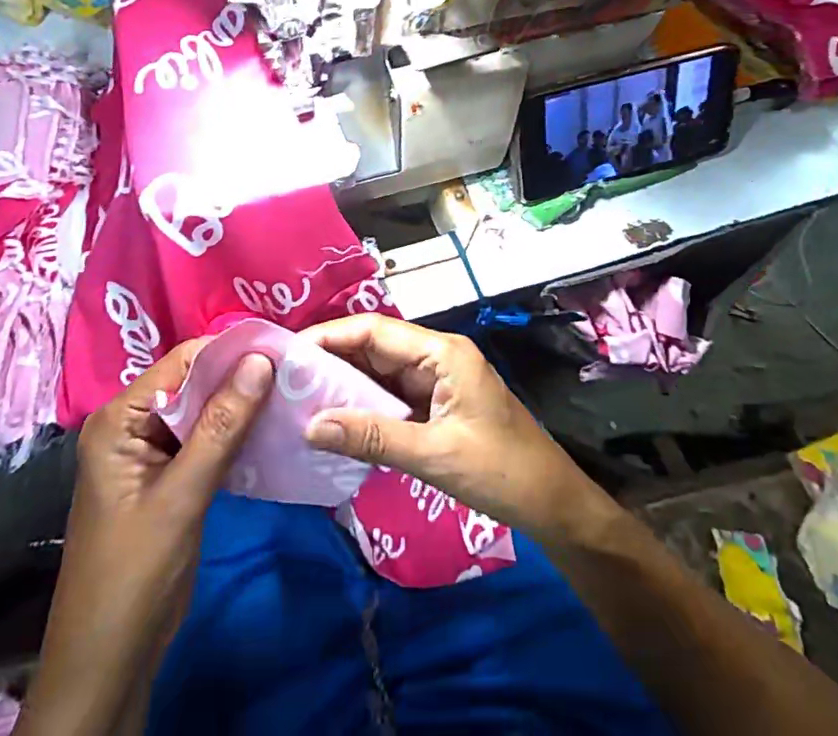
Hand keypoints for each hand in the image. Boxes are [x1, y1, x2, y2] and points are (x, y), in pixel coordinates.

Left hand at [19, 338, 274, 735]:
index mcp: (118, 419)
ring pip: (202, 413)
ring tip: (293, 395)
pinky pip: (205, 442)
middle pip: (191, 384)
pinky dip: (234, 436)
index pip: (180, 364)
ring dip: (241, 407)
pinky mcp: (169, 477)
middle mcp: (131, 425)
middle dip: (239, 378)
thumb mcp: (182, 495)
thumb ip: (221, 426)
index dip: (229, 352)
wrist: (111, 653)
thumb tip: (260, 360)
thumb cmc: (136, 570)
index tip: (282, 348)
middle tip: (296, 372)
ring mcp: (150, 452)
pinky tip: (271, 432)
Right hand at [300, 314, 619, 546]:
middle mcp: (437, 357)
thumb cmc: (502, 471)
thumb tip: (310, 425)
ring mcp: (436, 381)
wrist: (553, 505)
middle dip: (330, 361)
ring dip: (343, 385)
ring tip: (298, 399)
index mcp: (443, 353)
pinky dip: (362, 407)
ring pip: (378, 373)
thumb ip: (371, 436)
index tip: (289, 354)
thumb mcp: (434, 454)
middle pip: (373, 348)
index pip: (373, 331)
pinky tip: (334, 420)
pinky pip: (390, 397)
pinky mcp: (435, 405)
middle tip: (285, 381)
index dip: (329, 337)